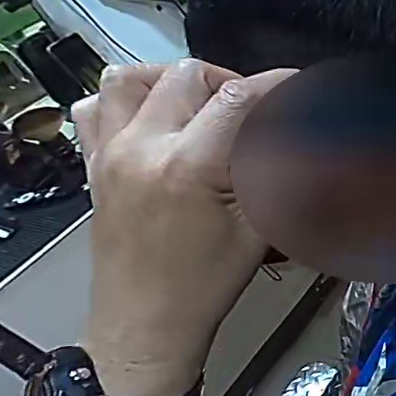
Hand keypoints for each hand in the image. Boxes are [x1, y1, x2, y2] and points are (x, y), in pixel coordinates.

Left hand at [70, 60, 292, 395]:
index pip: (238, 97)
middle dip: (230, 82)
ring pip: (131, 77)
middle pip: (187, 74)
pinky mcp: (92, 164)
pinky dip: (126, 100)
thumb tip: (304, 136)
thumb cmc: (207, 282)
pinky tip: (154, 119)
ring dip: (173, 80)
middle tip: (254, 110)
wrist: (144, 322)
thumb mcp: (261, 229)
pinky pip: (94, 106)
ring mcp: (108, 153)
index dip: (277, 83)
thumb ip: (280, 174)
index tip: (300, 85)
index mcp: (189, 165)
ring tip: (202, 105)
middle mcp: (141, 147)